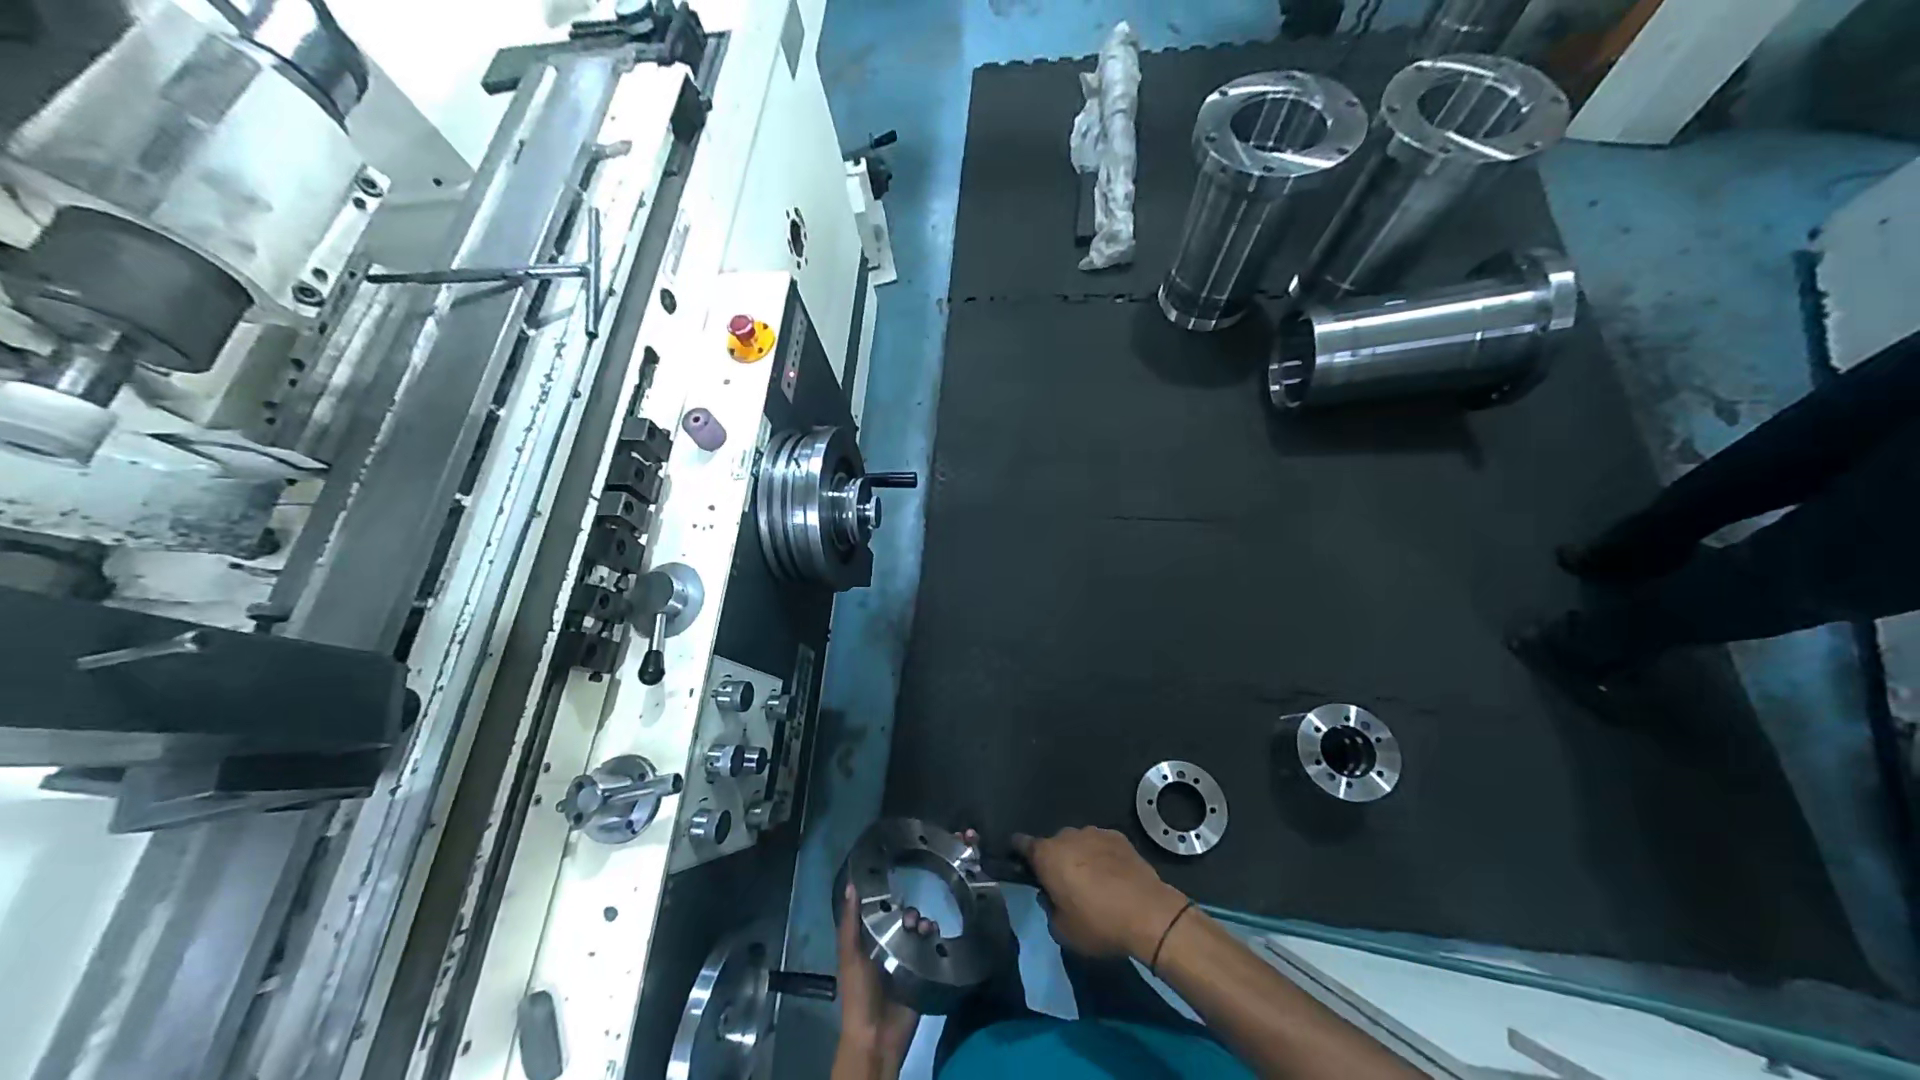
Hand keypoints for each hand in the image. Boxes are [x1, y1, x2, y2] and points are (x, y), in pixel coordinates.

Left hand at [833, 881, 934, 1079]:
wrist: (877, 1035)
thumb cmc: (859, 993)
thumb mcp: (849, 956)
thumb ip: (850, 922)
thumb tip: (851, 885)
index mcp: (868, 945)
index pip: (881, 916)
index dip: (889, 903)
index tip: (896, 890)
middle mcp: (888, 950)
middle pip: (903, 923)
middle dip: (909, 914)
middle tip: (911, 918)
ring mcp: (906, 961)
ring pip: (918, 933)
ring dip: (923, 924)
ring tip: (924, 927)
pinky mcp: (923, 973)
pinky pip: (931, 949)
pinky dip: (934, 938)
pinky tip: (934, 934)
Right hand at [1013, 826, 1188, 960]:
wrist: (1148, 913)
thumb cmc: (1099, 923)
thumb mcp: (1062, 930)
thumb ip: (1048, 909)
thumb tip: (1050, 897)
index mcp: (1047, 855)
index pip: (1021, 843)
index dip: (1017, 852)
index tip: (1020, 863)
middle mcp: (1067, 836)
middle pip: (1053, 845)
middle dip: (1055, 861)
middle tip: (1065, 886)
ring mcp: (1095, 832)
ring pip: (1078, 843)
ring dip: (1080, 857)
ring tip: (1094, 883)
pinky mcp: (1119, 836)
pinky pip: (1101, 844)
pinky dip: (1102, 856)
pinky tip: (1114, 877)